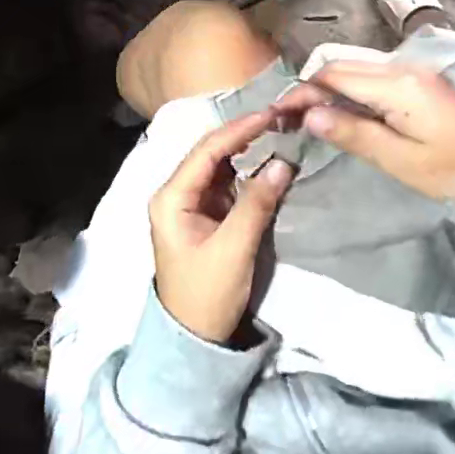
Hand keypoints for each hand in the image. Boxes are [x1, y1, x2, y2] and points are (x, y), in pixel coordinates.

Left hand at [149, 110, 294, 344]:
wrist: (195, 339)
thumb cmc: (206, 295)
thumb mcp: (233, 249)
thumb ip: (256, 204)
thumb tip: (283, 162)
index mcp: (171, 198)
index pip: (206, 151)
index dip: (238, 129)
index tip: (270, 114)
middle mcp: (176, 193)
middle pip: (211, 152)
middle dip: (243, 133)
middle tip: (278, 117)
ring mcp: (191, 203)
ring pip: (220, 164)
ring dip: (246, 147)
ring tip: (277, 129)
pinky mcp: (207, 214)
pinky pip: (228, 181)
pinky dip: (247, 168)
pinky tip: (268, 157)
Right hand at [273, 62, 454, 199]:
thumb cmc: (450, 170)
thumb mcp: (398, 159)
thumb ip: (353, 133)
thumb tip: (310, 116)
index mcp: (397, 85)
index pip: (335, 76)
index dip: (303, 91)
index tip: (278, 112)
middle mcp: (401, 67)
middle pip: (341, 65)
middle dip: (311, 87)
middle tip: (289, 116)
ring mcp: (410, 70)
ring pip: (354, 67)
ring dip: (327, 87)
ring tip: (308, 115)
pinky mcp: (414, 79)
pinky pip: (369, 75)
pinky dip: (347, 88)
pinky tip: (339, 111)